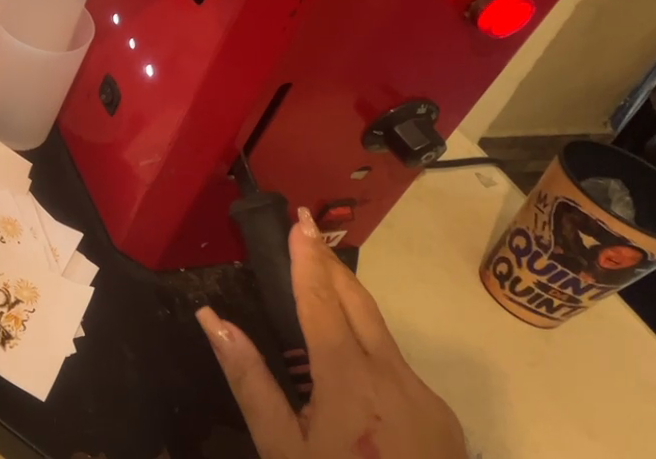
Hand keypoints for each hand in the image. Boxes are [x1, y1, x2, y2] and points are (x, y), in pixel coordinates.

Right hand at [197, 209, 465, 458]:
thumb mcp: (283, 449)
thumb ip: (249, 380)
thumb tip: (211, 319)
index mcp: (350, 379)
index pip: (322, 300)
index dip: (307, 257)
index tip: (298, 218)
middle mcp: (395, 377)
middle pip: (360, 304)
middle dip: (331, 264)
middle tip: (306, 229)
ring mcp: (426, 400)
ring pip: (381, 335)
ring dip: (350, 302)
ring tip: (319, 280)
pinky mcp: (444, 422)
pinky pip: (398, 368)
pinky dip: (369, 347)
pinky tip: (348, 362)